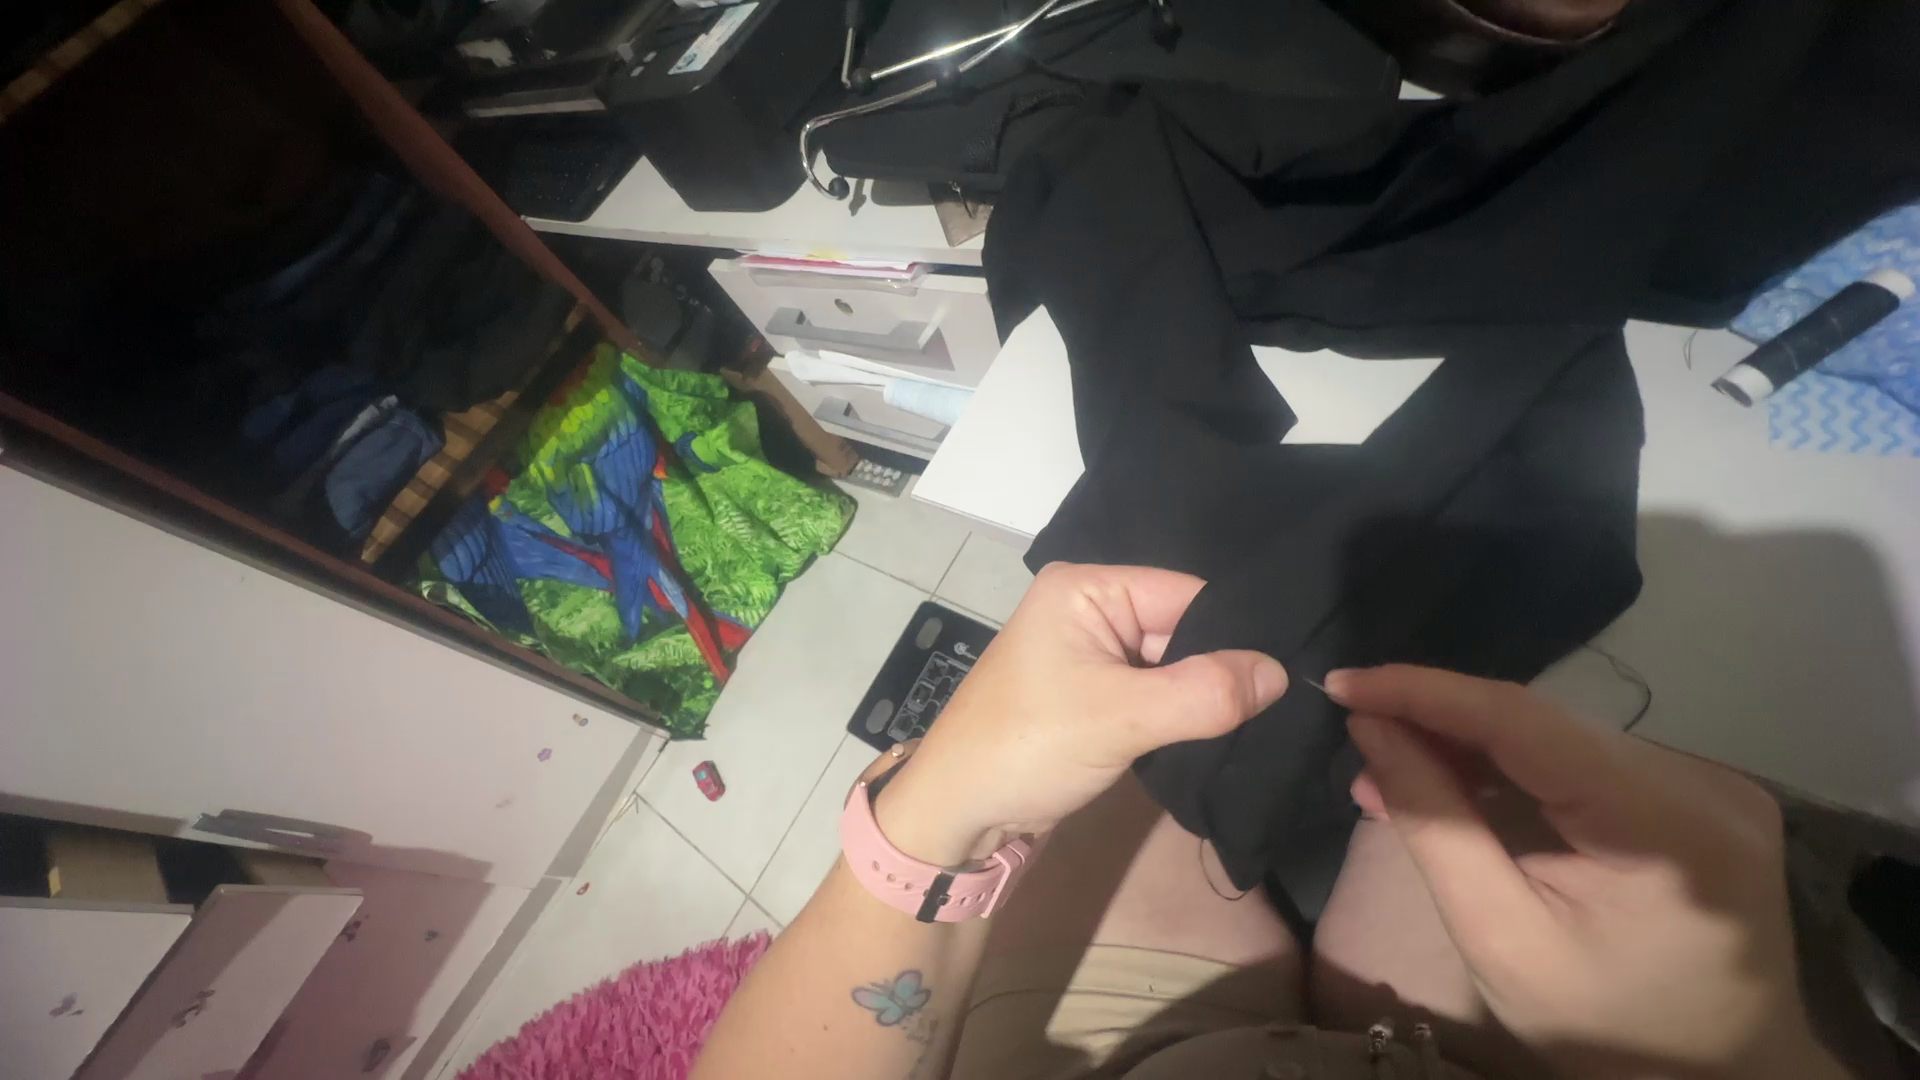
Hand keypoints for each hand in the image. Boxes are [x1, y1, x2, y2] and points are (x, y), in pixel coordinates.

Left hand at [874, 563, 1286, 865]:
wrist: (960, 810)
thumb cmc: (1028, 746)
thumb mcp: (1120, 717)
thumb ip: (1203, 693)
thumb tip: (1280, 673)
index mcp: (1086, 588)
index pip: (1186, 594)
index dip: (1236, 631)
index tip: (1293, 671)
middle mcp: (1090, 608)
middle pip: (1181, 628)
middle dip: (1222, 667)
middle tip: (1286, 705)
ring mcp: (1091, 652)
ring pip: (1172, 663)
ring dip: (1204, 695)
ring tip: (1263, 722)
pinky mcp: (1094, 692)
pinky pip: (1154, 691)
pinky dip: (1181, 713)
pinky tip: (1222, 733)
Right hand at [1326, 665, 1844, 1079]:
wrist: (1719, 1079)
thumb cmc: (1601, 1027)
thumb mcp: (1493, 933)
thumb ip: (1430, 821)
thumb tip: (1369, 726)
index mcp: (1667, 829)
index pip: (1523, 722)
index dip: (1423, 692)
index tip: (1342, 685)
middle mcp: (1696, 783)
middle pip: (1530, 721)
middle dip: (1429, 724)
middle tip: (1355, 746)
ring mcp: (1695, 781)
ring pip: (1538, 731)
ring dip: (1453, 746)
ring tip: (1385, 779)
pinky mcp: (1678, 788)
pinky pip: (1559, 752)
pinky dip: (1491, 764)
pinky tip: (1443, 786)